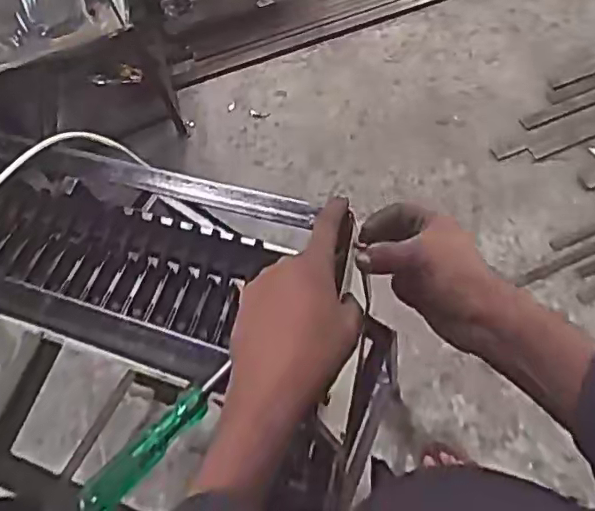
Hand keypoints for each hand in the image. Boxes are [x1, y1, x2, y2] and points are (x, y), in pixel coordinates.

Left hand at [223, 197, 364, 423]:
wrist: (267, 391)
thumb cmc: (313, 357)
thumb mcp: (350, 330)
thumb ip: (350, 303)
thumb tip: (343, 299)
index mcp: (311, 266)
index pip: (326, 228)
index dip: (336, 213)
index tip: (340, 202)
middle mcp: (282, 266)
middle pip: (306, 265)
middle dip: (317, 283)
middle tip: (327, 315)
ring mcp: (259, 284)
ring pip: (285, 285)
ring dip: (295, 300)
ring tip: (303, 336)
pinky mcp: (243, 303)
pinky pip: (267, 301)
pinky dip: (276, 314)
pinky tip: (283, 341)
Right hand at [355, 202, 517, 356]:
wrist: (482, 318)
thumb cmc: (454, 275)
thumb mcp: (415, 255)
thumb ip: (384, 253)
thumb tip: (360, 257)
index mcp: (433, 223)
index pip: (398, 212)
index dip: (378, 220)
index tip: (360, 234)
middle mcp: (430, 242)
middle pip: (396, 236)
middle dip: (379, 244)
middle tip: (359, 252)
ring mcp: (429, 268)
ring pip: (397, 261)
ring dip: (385, 265)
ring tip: (369, 269)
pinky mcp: (427, 291)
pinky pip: (403, 284)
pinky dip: (398, 286)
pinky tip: (392, 289)